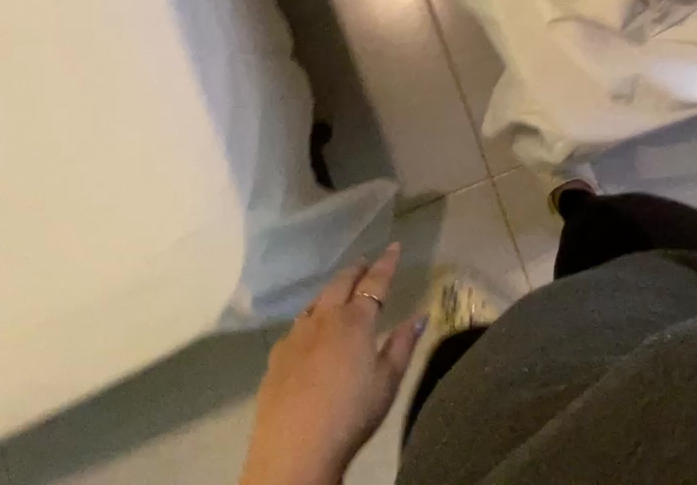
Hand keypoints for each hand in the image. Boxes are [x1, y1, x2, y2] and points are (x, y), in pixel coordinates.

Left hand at [240, 243, 425, 484]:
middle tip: (367, 262)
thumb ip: (402, 346)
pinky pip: (297, 325)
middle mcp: (324, 319)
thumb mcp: (387, 383)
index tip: (394, 246)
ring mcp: (296, 336)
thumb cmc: (351, 415)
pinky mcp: (277, 356)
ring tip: (340, 290)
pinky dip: (311, 316)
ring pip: (316, 301)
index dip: (386, 263)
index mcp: (355, 321)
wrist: (294, 450)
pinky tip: (310, 330)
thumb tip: (419, 317)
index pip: (375, 282)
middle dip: (357, 269)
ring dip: (331, 290)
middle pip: (341, 283)